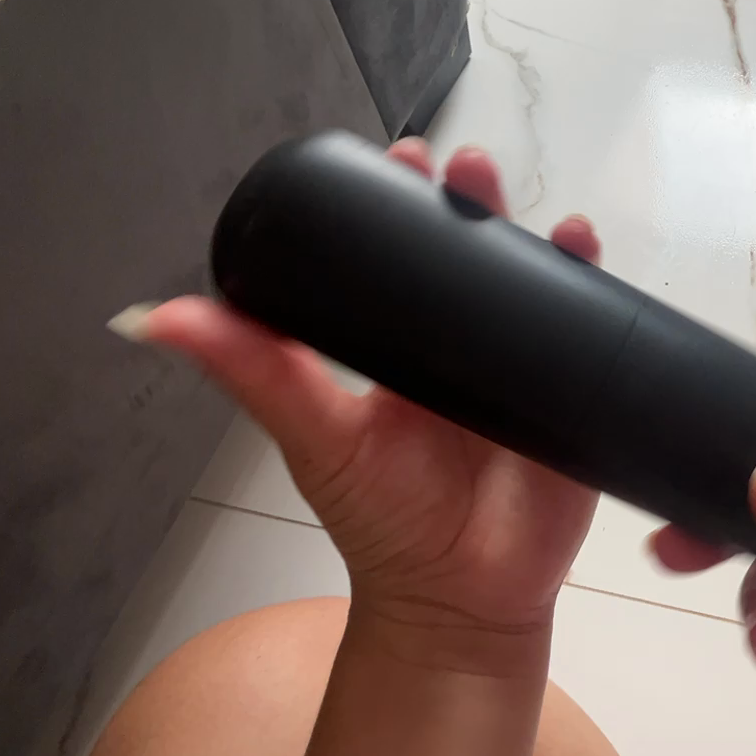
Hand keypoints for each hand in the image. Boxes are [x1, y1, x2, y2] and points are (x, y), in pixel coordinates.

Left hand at [132, 140, 602, 642]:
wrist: (466, 593)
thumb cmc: (387, 519)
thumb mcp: (317, 438)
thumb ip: (257, 377)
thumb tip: (158, 317)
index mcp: (413, 345)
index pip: (410, 258)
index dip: (407, 205)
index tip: (401, 161)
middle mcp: (473, 343)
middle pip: (483, 257)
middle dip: (479, 205)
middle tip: (468, 171)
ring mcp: (530, 365)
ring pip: (543, 287)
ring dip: (547, 242)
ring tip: (552, 217)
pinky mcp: (576, 393)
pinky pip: (594, 336)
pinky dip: (597, 291)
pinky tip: (589, 258)